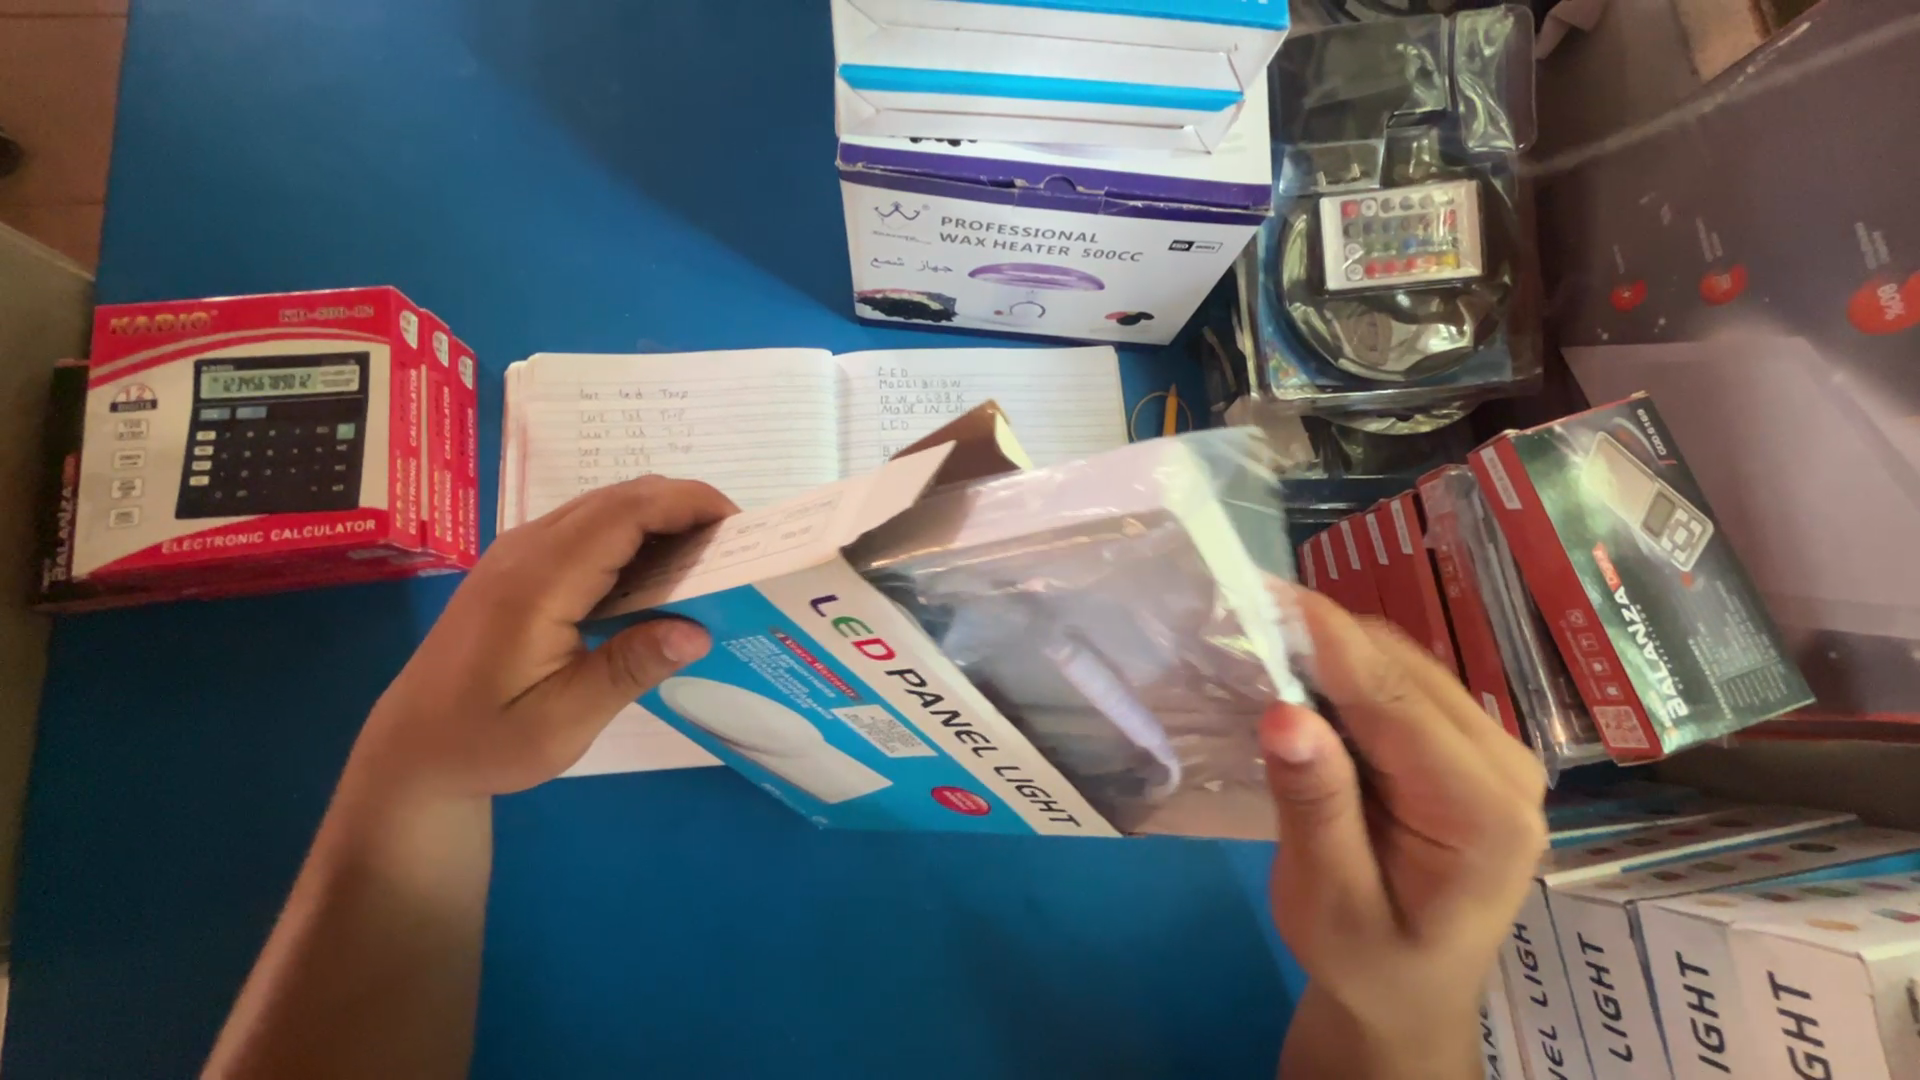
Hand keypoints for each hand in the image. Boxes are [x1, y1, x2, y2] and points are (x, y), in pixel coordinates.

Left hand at [347, 476, 737, 798]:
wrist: (412, 750)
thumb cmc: (486, 741)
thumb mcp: (563, 721)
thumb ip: (629, 670)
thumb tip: (700, 632)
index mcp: (538, 582)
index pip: (623, 514)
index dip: (685, 504)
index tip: (738, 524)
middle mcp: (526, 550)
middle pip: (618, 498)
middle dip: (684, 505)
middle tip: (736, 543)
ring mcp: (519, 553)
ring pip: (604, 507)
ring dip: (662, 517)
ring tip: (709, 556)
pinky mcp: (521, 565)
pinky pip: (589, 528)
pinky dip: (636, 534)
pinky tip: (659, 573)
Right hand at [1264, 591, 1547, 1079]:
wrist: (1407, 995)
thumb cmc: (1365, 958)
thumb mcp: (1328, 896)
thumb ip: (1314, 805)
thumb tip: (1283, 712)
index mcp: (1480, 811)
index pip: (1393, 698)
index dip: (1325, 638)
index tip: (1258, 592)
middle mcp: (1503, 766)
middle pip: (1401, 668)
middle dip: (1320, 634)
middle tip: (1238, 616)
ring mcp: (1488, 751)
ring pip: (1401, 665)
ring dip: (1329, 647)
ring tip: (1257, 635)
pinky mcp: (1461, 748)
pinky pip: (1398, 684)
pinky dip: (1342, 669)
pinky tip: (1296, 674)